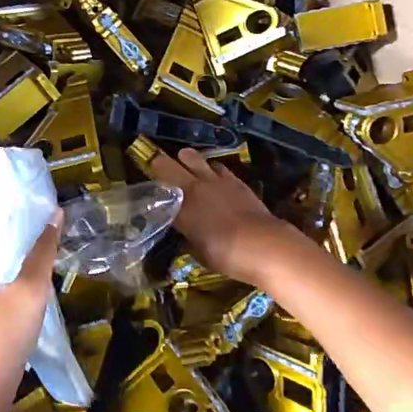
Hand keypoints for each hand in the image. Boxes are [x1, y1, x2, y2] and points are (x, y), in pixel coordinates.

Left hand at [0, 211, 61, 411]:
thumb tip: (55, 213)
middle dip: (7, 226)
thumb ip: (42, 251)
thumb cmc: (0, 337)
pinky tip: (29, 260)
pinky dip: (8, 267)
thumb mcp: (28, 291)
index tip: (18, 192)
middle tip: (34, 207)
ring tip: (35, 227)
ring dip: (10, 248)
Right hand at [148, 148, 304, 285]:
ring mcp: (213, 179)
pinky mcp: (234, 179)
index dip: (148, 183)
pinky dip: (211, 170)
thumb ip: (187, 235)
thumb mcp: (197, 251)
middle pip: (165, 162)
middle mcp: (191, 187)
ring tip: (188, 171)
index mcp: (178, 206)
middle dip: (159, 164)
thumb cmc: (226, 255)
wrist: (265, 246)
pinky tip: (214, 179)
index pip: (154, 187)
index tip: (146, 186)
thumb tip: (184, 232)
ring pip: (191, 156)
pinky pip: (216, 166)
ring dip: (187, 161)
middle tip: (160, 172)